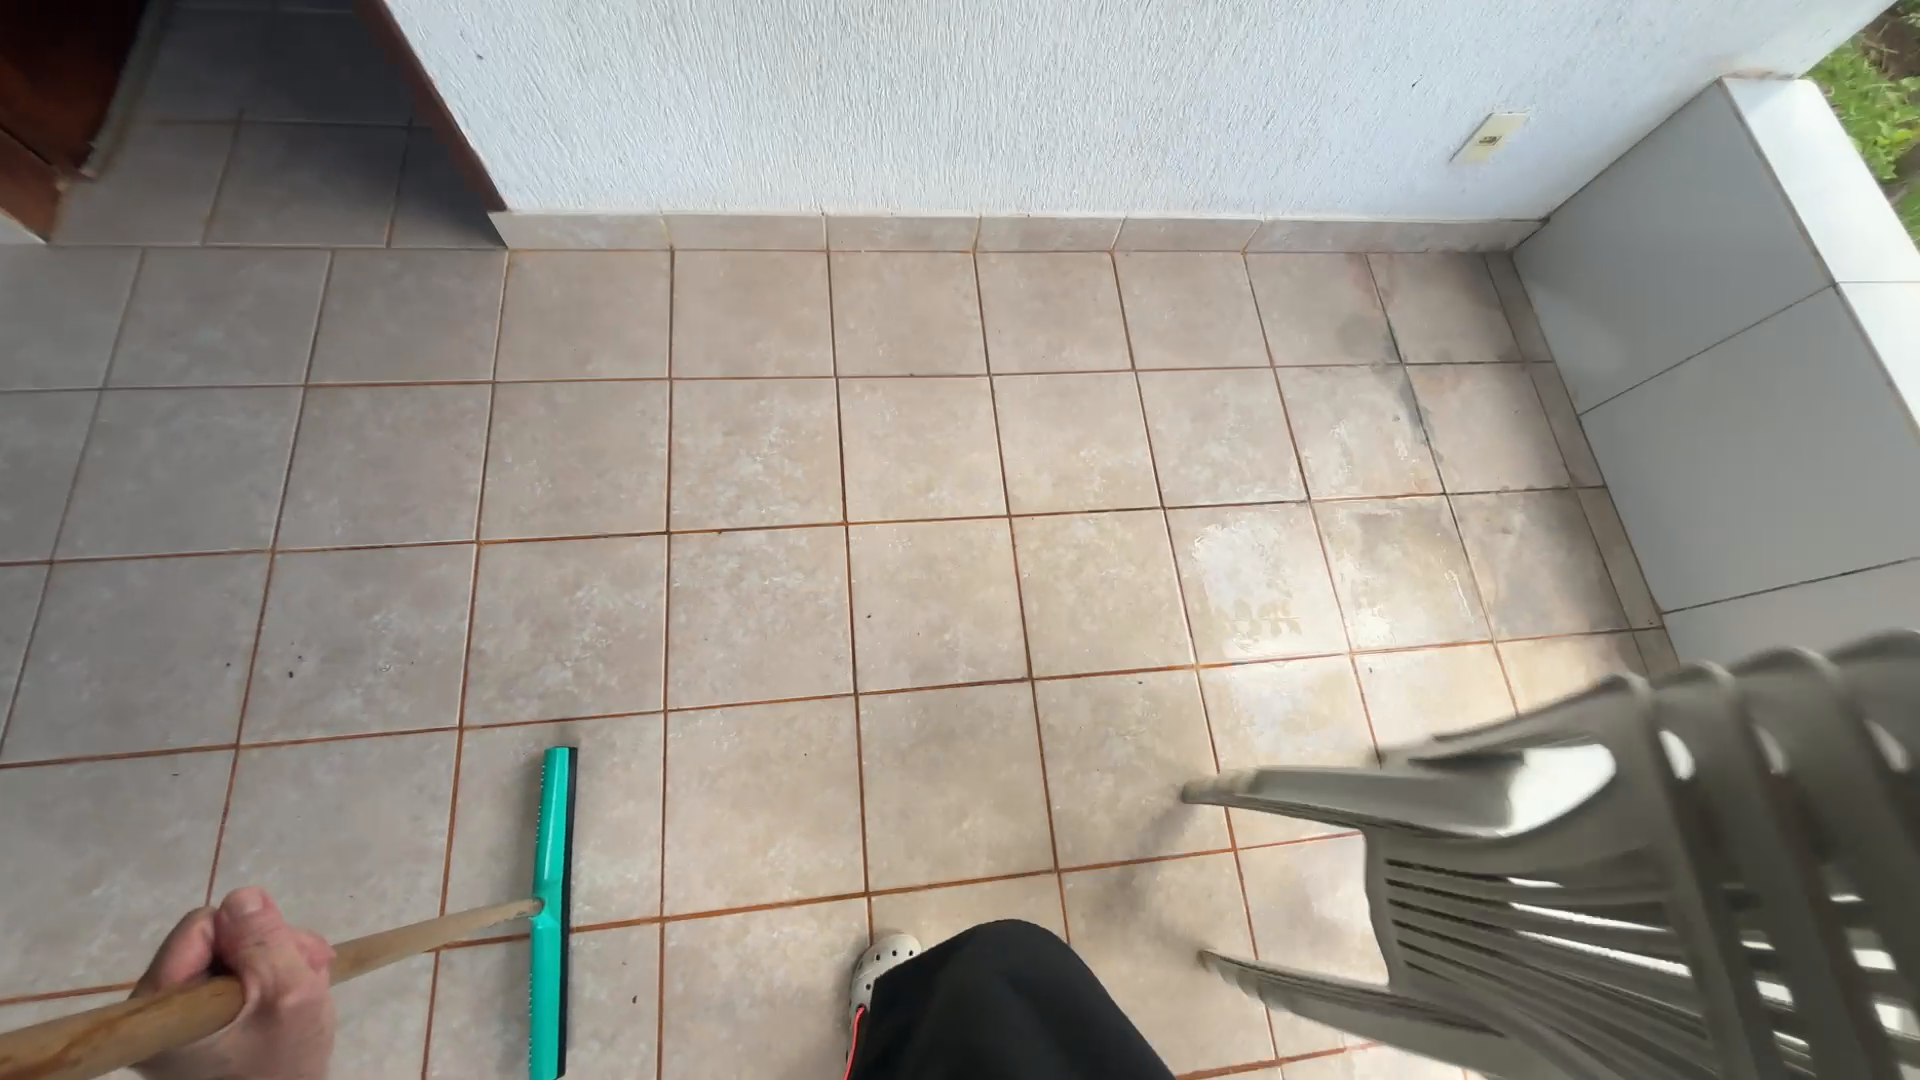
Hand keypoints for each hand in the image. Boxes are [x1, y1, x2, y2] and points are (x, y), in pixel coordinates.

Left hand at [131, 887, 336, 1079]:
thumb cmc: (284, 1057)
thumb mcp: (290, 991)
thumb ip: (265, 942)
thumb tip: (243, 895)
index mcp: (160, 1010)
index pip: (199, 930)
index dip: (251, 932)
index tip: (287, 956)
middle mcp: (154, 1010)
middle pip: (217, 936)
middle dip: (273, 943)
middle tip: (310, 967)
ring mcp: (174, 1015)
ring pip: (231, 948)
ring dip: (281, 954)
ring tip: (309, 978)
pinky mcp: (194, 1017)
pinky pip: (233, 968)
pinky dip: (274, 968)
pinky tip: (294, 986)